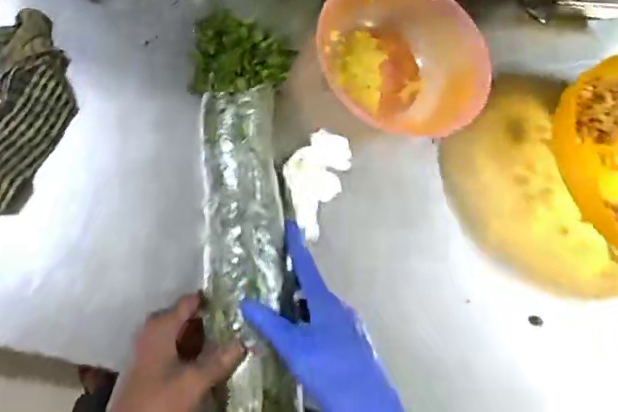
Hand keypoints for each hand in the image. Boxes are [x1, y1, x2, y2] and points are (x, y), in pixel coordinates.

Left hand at [109, 293, 247, 411]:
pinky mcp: (150, 364)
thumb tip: (242, 341)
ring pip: (181, 335)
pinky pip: (175, 349)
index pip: (189, 302)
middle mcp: (153, 328)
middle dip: (209, 323)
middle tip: (235, 327)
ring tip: (226, 344)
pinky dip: (190, 353)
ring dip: (201, 341)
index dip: (210, 301)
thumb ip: (217, 362)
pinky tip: (205, 363)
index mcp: (161, 324)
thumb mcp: (192, 382)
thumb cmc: (159, 398)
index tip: (233, 303)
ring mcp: (149, 346)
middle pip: (186, 319)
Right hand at [241, 221, 402, 411]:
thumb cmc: (331, 372)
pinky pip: (329, 328)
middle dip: (294, 286)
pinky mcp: (357, 351)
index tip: (290, 223)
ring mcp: (352, 331)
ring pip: (320, 312)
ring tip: (282, 318)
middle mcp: (341, 310)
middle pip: (313, 290)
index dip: (296, 244)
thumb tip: (246, 300)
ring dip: (302, 311)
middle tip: (272, 283)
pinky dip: (312, 328)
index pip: (306, 265)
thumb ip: (269, 324)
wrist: (371, 411)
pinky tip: (302, 344)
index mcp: (325, 302)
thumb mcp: (293, 348)